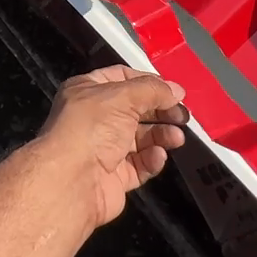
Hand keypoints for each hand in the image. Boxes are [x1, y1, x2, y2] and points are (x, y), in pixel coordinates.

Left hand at [30, 66, 187, 227]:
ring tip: (177, 137)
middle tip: (184, 116)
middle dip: (160, 110)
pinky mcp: (114, 176)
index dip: (148, 82)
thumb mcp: (122, 97)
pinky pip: (139, 164)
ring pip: (140, 138)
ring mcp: (104, 147)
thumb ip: (151, 90)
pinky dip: (151, 159)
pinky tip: (158, 155)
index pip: (121, 78)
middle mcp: (94, 117)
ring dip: (160, 135)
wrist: (73, 179)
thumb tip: (176, 89)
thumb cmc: (92, 127)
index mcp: (87, 90)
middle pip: (135, 109)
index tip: (174, 90)